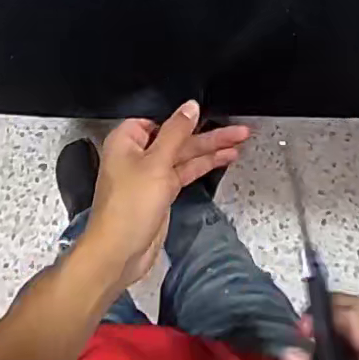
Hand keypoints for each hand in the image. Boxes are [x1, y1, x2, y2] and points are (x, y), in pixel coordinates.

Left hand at [72, 101, 247, 293]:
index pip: (159, 118)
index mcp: (127, 140)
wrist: (119, 252)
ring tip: (240, 141)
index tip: (209, 111)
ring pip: (184, 155)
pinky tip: (224, 158)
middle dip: (207, 134)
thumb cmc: (129, 206)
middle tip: (238, 130)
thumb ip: (176, 133)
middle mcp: (137, 154)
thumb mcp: (156, 163)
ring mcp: (150, 174)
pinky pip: (185, 172)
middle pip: (176, 137)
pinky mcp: (161, 192)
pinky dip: (204, 165)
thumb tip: (190, 107)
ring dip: (211, 149)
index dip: (184, 116)